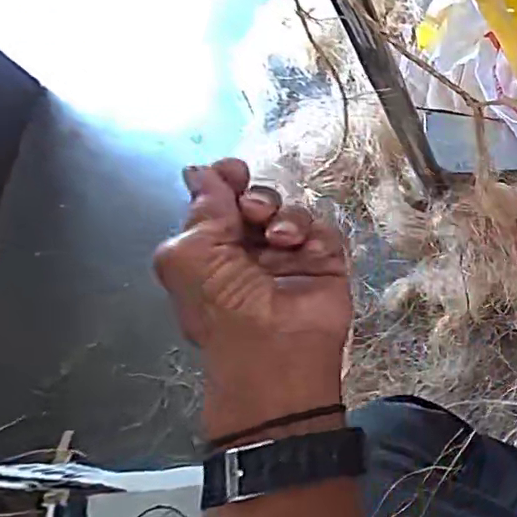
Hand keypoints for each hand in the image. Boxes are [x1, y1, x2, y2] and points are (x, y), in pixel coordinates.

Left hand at [153, 158, 351, 439]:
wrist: (272, 347)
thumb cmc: (220, 304)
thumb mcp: (189, 252)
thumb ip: (203, 208)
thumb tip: (201, 171)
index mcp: (212, 249)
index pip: (222, 203)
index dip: (226, 181)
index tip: (233, 169)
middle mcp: (252, 250)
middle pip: (260, 202)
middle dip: (256, 198)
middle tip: (254, 210)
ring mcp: (292, 256)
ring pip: (292, 212)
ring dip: (283, 216)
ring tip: (277, 236)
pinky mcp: (327, 262)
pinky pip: (324, 229)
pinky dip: (312, 231)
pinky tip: (300, 247)